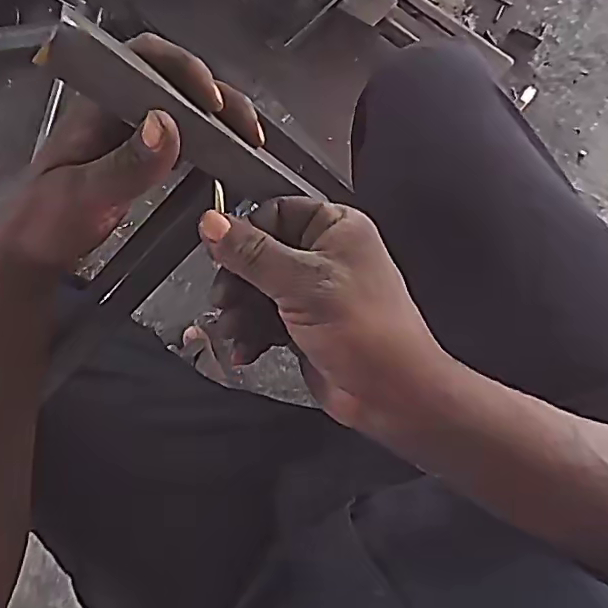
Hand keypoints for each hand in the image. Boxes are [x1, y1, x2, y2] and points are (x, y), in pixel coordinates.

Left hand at [0, 33, 263, 273]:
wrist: (30, 255)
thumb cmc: (43, 223)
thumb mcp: (82, 195)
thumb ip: (125, 164)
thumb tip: (166, 124)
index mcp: (97, 105)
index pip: (143, 58)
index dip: (184, 68)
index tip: (212, 100)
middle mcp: (120, 109)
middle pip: (176, 79)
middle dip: (219, 95)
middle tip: (247, 128)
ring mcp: (135, 131)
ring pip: (188, 106)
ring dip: (224, 117)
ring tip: (251, 140)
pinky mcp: (148, 155)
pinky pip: (188, 133)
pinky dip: (216, 139)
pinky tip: (234, 155)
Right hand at [199, 198, 456, 431]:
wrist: (393, 395)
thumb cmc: (370, 331)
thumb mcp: (303, 283)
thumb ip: (253, 253)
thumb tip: (214, 224)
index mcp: (337, 228)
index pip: (277, 211)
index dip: (246, 231)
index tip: (220, 251)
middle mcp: (327, 254)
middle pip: (261, 252)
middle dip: (239, 280)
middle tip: (225, 298)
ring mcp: (316, 291)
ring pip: (259, 288)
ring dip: (241, 310)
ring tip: (234, 329)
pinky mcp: (306, 324)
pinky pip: (265, 318)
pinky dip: (251, 332)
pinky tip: (246, 348)